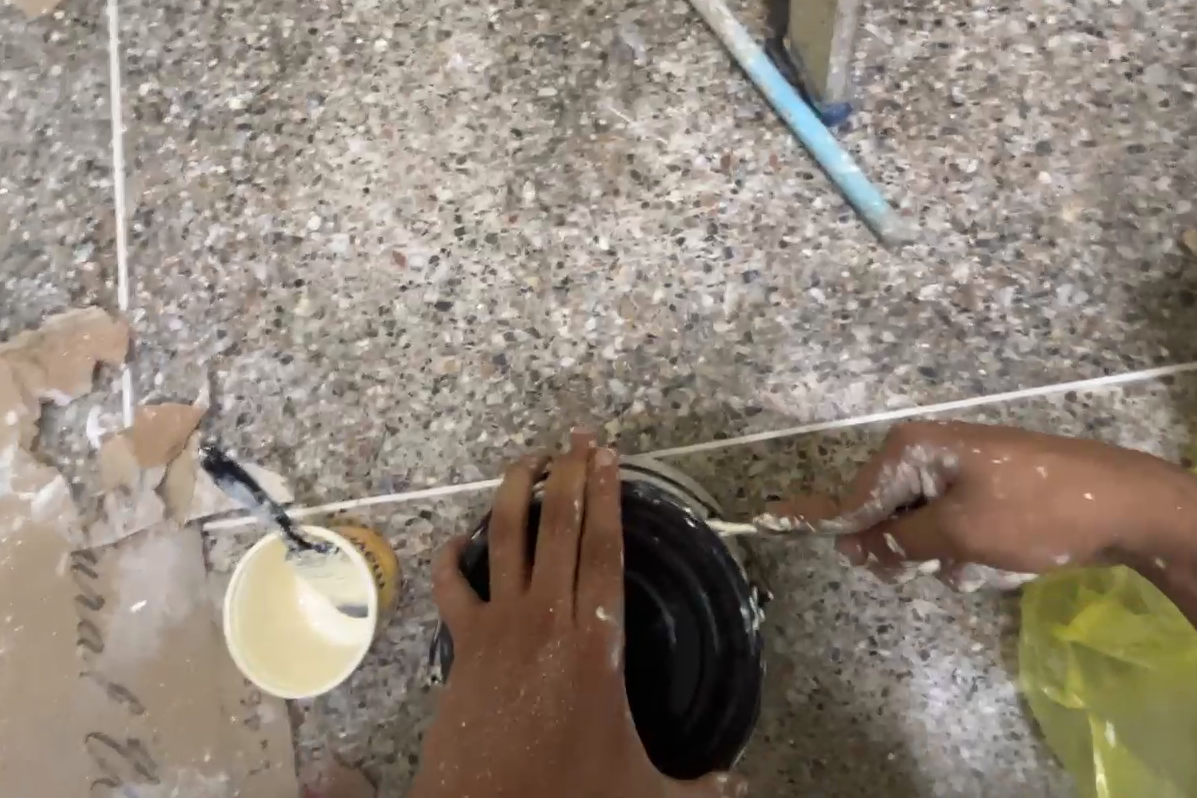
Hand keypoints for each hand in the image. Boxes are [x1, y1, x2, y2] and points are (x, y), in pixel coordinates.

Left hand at [413, 429, 743, 797]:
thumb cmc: (570, 796)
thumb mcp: (648, 794)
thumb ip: (701, 788)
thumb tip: (745, 785)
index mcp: (595, 641)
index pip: (604, 548)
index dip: (608, 496)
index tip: (609, 456)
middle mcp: (546, 617)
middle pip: (559, 526)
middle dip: (569, 474)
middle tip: (577, 435)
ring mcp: (500, 625)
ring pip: (506, 537)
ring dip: (515, 492)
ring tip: (527, 459)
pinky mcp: (463, 644)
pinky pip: (452, 589)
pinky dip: (450, 559)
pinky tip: (454, 540)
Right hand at [770, 421, 1191, 576]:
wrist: (1127, 504)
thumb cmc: (1036, 510)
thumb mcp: (961, 533)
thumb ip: (901, 541)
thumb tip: (857, 545)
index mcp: (912, 449)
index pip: (852, 493)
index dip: (822, 518)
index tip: (770, 520)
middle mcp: (926, 453)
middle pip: (883, 511)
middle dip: (904, 547)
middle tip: (938, 564)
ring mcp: (956, 472)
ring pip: (920, 528)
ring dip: (945, 555)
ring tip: (988, 560)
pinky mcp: (982, 491)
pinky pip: (952, 529)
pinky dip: (969, 550)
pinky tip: (1005, 557)